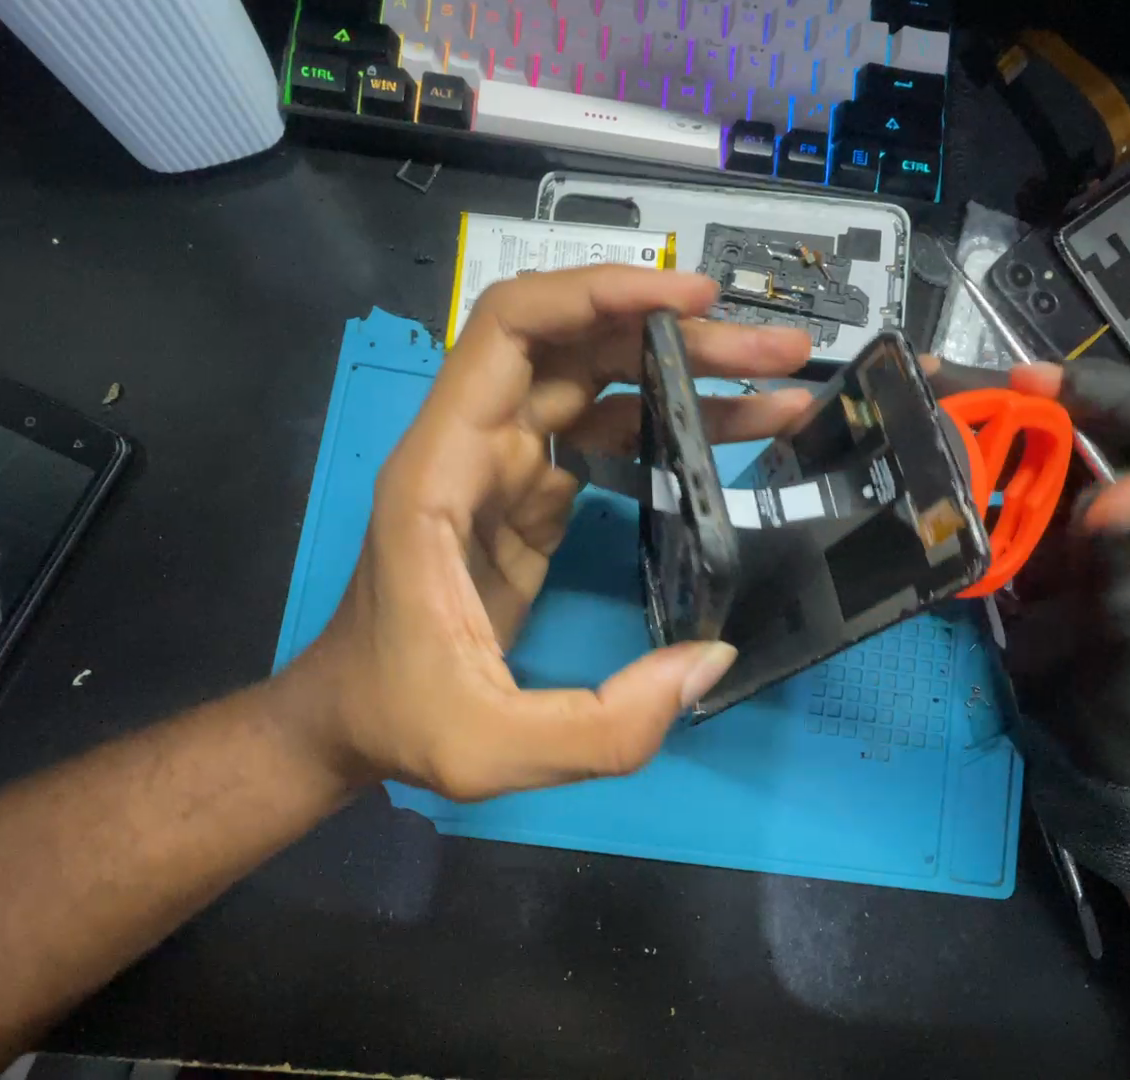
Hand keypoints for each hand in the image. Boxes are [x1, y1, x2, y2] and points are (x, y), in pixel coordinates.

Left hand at [273, 266, 812, 800]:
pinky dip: (667, 429)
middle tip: (779, 354)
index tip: (692, 303)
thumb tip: (711, 659)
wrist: (351, 721)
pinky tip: (725, 443)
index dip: (599, 295)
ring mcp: (504, 469)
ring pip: (600, 389)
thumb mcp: (493, 747)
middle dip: (679, 339)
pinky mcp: (532, 498)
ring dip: (687, 379)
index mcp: (441, 472)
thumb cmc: (401, 719)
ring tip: (777, 393)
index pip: (513, 334)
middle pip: (578, 351)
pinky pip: (605, 439)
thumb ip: (606, 725)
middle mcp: (473, 449)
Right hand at [929, 355, 1129, 893]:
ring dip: (984, 448)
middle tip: (943, 383)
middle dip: (1019, 409)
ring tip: (920, 420)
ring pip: (1040, 476)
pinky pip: (1008, 523)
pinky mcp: (1050, 571)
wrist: (1128, 790)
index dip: (1104, 392)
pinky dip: (968, 503)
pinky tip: (925, 486)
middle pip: (1089, 439)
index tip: (1027, 381)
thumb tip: (1125, 484)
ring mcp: (1093, 544)